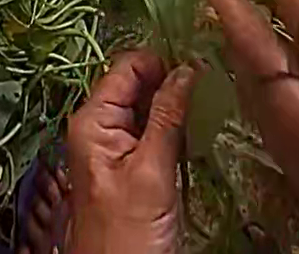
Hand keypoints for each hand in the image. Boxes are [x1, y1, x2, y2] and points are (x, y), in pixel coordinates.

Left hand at [64, 50, 194, 253]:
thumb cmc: (129, 236)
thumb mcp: (151, 172)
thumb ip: (167, 116)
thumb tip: (187, 68)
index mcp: (93, 118)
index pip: (127, 67)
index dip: (159, 61)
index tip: (196, 67)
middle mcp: (99, 123)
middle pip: (136, 82)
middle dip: (169, 80)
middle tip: (205, 85)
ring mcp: (114, 143)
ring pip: (147, 105)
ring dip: (173, 104)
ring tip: (203, 106)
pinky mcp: (130, 163)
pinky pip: (151, 129)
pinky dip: (172, 126)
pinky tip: (192, 129)